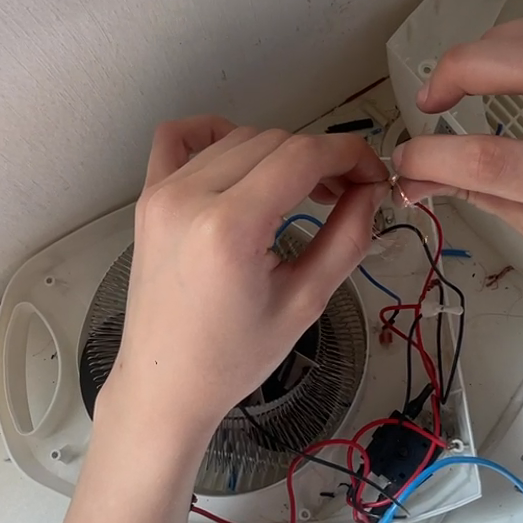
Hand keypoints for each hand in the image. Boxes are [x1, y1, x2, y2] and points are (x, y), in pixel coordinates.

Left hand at [107, 116, 387, 438]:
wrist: (167, 386)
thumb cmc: (231, 358)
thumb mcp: (305, 303)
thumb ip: (347, 238)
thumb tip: (370, 191)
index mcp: (229, 227)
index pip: (303, 155)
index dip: (350, 156)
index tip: (373, 176)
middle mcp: (189, 198)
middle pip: (275, 141)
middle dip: (321, 158)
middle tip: (346, 194)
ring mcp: (162, 194)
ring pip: (238, 137)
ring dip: (280, 154)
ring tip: (303, 191)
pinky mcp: (149, 200)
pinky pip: (180, 138)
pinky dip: (217, 136)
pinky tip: (243, 163)